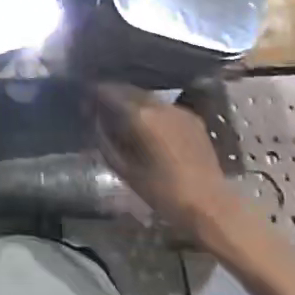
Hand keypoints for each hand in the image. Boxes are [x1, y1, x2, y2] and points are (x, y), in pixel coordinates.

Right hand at [89, 83, 238, 235]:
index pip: (110, 92)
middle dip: (112, 95)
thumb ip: (105, 141)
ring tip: (122, 118)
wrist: (209, 205)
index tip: (84, 103)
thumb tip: (95, 122)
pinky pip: (164, 107)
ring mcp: (179, 110)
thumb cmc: (163, 192)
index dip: (94, 95)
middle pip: (129, 90)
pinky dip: (150, 111)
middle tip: (99, 109)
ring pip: (148, 97)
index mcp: (141, 116)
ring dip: (132, 102)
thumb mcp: (125, 170)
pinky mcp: (193, 119)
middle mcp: (160, 106)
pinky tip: (147, 127)